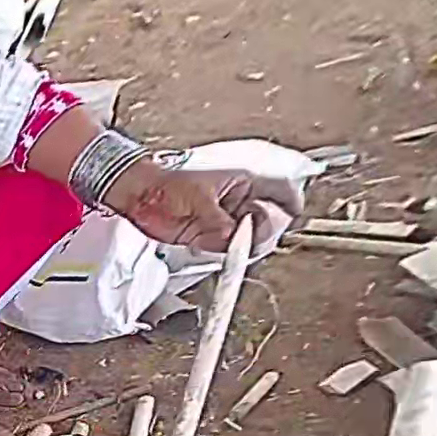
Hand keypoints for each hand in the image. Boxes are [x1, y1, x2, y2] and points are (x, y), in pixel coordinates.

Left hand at [106, 163, 304, 251]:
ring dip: (240, 245)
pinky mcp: (207, 236)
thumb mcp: (199, 200)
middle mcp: (238, 202)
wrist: (141, 197)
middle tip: (244, 235)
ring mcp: (223, 221)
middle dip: (259, 231)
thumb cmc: (169, 185)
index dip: (290, 204)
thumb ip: (217, 222)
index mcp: (243, 182)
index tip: (294, 215)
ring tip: (224, 239)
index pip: (279, 192)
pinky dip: (222, 252)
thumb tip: (232, 239)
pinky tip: (211, 244)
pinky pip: (223, 249)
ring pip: (246, 239)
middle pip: (266, 221)